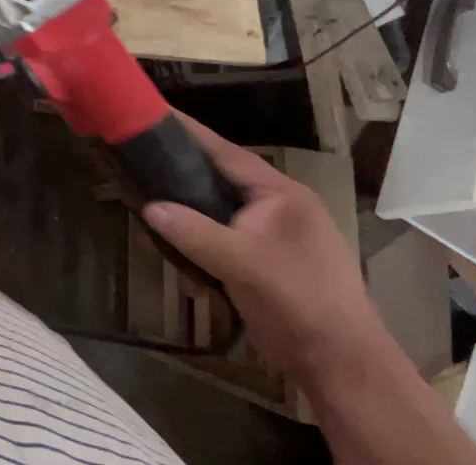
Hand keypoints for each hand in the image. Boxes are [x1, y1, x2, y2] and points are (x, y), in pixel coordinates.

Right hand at [142, 114, 393, 379]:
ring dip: (185, 210)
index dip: (190, 132)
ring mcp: (273, 236)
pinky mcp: (264, 262)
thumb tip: (147, 206)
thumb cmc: (299, 301)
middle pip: (219, 179)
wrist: (339, 364)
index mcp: (282, 195)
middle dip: (179, 172)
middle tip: (136, 158)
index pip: (227, 153)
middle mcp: (278, 208)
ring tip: (142, 198)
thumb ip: (192, 231)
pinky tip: (169, 243)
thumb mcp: (241, 263)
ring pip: (217, 210)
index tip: (152, 112)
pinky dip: (195, 238)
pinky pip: (220, 237)